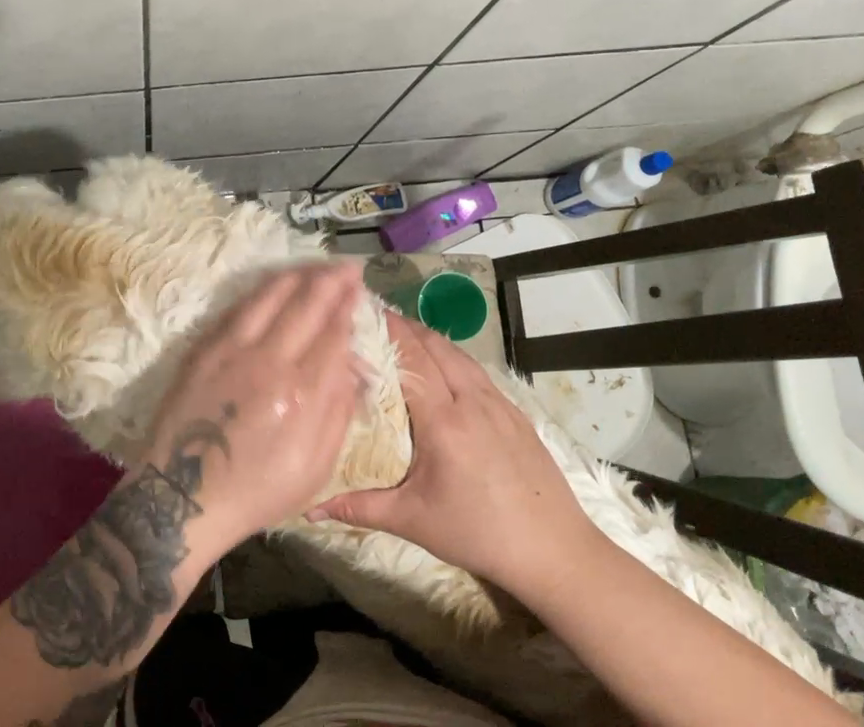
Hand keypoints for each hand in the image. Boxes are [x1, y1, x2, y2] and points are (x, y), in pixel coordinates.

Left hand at [134, 263, 368, 552]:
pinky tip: (273, 287)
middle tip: (346, 267)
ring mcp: (230, 351)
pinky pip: (237, 309)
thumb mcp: (316, 468)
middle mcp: (268, 361)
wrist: (182, 496)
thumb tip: (353, 366)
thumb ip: (339, 411)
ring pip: (268, 296)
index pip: (333, 332)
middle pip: (305, 304)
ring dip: (296, 276)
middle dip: (330, 280)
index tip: (358, 289)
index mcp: (302, 393)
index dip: (348, 305)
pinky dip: (260, 292)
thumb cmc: (257, 492)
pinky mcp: (202, 350)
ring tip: (314, 268)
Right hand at [309, 311, 597, 596]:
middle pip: (434, 346)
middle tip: (369, 317)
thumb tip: (309, 507)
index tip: (358, 313)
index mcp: (444, 421)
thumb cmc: (478, 534)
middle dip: (402, 326)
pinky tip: (440, 367)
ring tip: (399, 333)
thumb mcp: (413, 521)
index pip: (411, 359)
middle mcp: (472, 401)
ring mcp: (498, 404)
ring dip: (428, 338)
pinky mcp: (515, 413)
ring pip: (458, 354)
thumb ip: (359, 507)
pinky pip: (476, 371)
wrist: (555, 550)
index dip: (385, 331)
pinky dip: (451, 357)